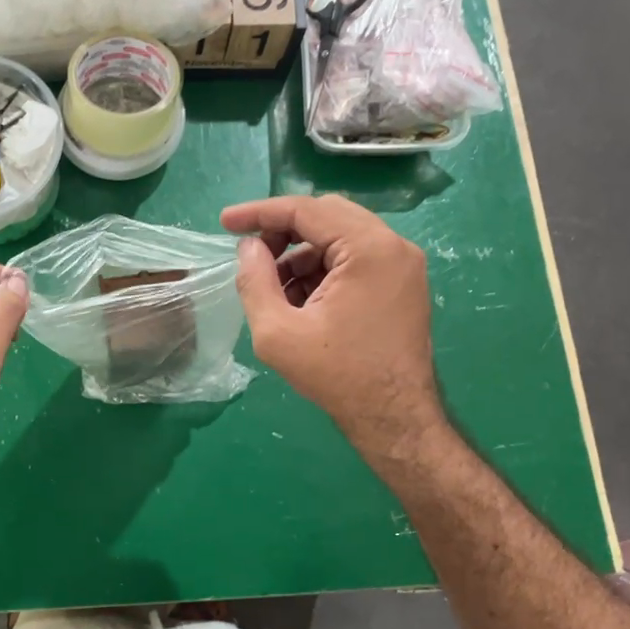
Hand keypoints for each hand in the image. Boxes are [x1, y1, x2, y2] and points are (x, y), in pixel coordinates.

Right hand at [221, 195, 445, 449]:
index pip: (306, 210)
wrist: (395, 418)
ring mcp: (403, 264)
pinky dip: (324, 269)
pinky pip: (356, 258)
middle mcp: (393, 246)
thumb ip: (255, 282)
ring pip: (341, 237)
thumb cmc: (337, 376)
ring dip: (302, 254)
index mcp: (368, 249)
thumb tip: (248, 248)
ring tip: (275, 291)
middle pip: (327, 216)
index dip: (260, 212)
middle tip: (251, 256)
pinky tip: (301, 301)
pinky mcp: (403, 283)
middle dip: (282, 231)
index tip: (226, 222)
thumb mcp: (277, 332)